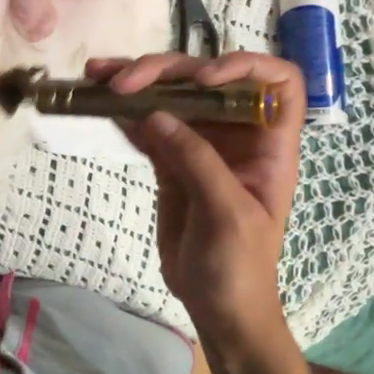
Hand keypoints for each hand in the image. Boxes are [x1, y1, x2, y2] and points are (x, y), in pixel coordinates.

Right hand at [88, 52, 305, 344]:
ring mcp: (198, 146)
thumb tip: (154, 114)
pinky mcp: (168, 161)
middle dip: (166, 71)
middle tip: (122, 81)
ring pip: (170, 98)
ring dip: (134, 82)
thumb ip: (195, 160)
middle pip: (205, 81)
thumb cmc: (241, 265)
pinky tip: (97, 103)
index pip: (276, 83)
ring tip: (96, 74)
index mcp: (268, 143)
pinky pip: (145, 126)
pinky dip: (122, 113)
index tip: (202, 78)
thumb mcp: (226, 213)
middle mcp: (235, 135)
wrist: (218, 306)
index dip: (245, 68)